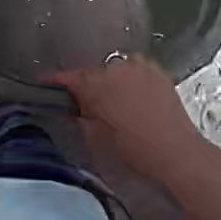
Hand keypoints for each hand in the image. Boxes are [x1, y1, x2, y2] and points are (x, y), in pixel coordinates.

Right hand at [49, 57, 204, 167]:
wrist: (175, 152)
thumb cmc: (131, 148)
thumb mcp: (95, 137)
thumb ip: (80, 117)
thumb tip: (74, 108)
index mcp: (95, 82)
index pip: (68, 78)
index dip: (54, 81)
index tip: (44, 83)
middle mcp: (116, 68)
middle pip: (93, 72)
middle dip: (87, 85)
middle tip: (84, 102)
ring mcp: (140, 67)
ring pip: (116, 69)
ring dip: (110, 80)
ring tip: (112, 99)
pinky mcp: (159, 73)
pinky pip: (137, 70)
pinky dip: (131, 79)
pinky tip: (132, 94)